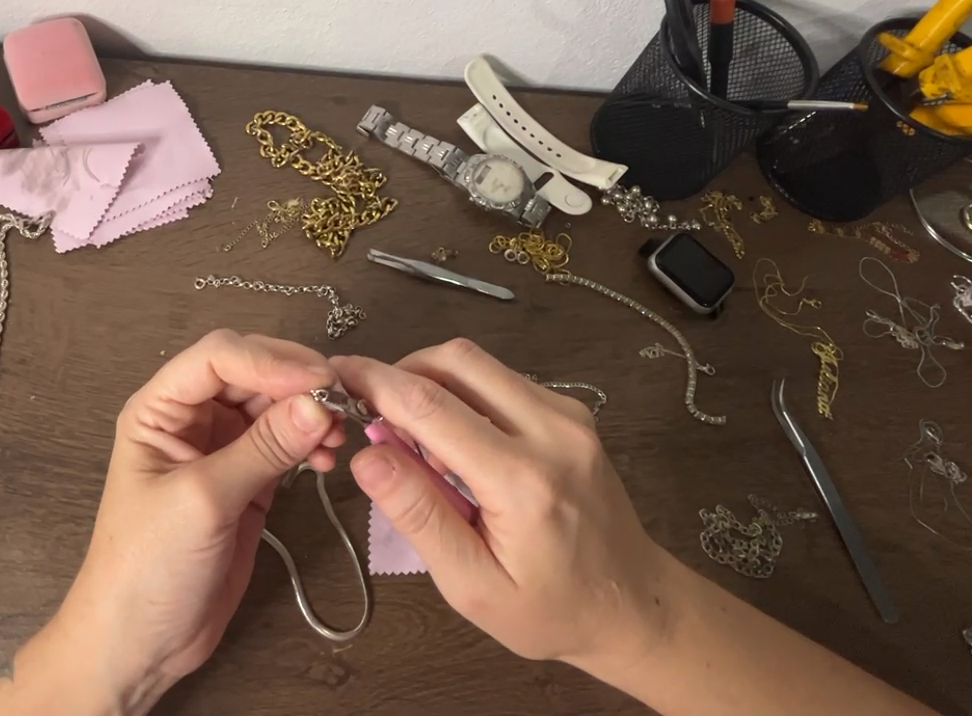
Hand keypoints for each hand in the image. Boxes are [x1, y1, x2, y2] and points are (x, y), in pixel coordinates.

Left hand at [26, 330, 345, 710]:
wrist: (139, 647)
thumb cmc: (148, 569)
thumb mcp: (204, 501)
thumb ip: (263, 448)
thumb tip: (320, 403)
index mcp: (161, 408)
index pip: (219, 357)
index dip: (269, 360)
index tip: (318, 381)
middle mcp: (192, 415)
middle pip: (251, 372)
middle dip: (296, 381)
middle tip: (341, 400)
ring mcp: (222, 445)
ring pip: (274, 403)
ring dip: (310, 411)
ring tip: (338, 436)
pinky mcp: (249, 476)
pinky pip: (287, 440)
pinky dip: (311, 441)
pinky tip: (327, 458)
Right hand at [333, 341, 673, 672]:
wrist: (635, 604)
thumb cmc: (550, 609)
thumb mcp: (473, 587)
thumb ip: (419, 515)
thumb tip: (367, 455)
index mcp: (523, 481)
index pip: (431, 407)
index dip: (375, 381)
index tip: (336, 372)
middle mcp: (551, 430)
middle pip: (456, 361)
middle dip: (402, 371)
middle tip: (374, 410)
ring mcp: (566, 413)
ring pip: (477, 363)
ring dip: (431, 380)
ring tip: (415, 435)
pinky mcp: (570, 410)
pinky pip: (499, 378)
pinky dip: (462, 392)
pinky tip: (457, 439)